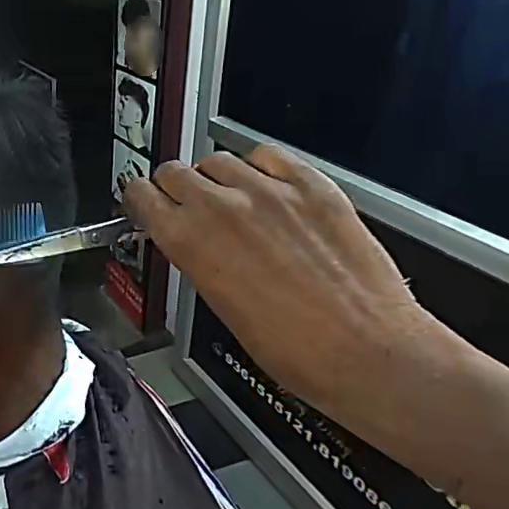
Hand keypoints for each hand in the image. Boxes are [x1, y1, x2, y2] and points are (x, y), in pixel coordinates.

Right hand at [123, 145, 457, 432]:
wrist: (368, 353)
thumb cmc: (296, 348)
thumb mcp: (216, 303)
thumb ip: (194, 255)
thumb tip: (188, 238)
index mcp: (187, 240)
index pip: (140, 193)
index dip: (142, 199)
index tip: (149, 202)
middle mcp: (220, 207)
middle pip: (173, 169)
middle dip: (175, 186)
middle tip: (189, 204)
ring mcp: (267, 192)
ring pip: (217, 159)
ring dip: (217, 177)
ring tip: (234, 200)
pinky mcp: (310, 186)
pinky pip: (267, 155)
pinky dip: (261, 167)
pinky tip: (268, 188)